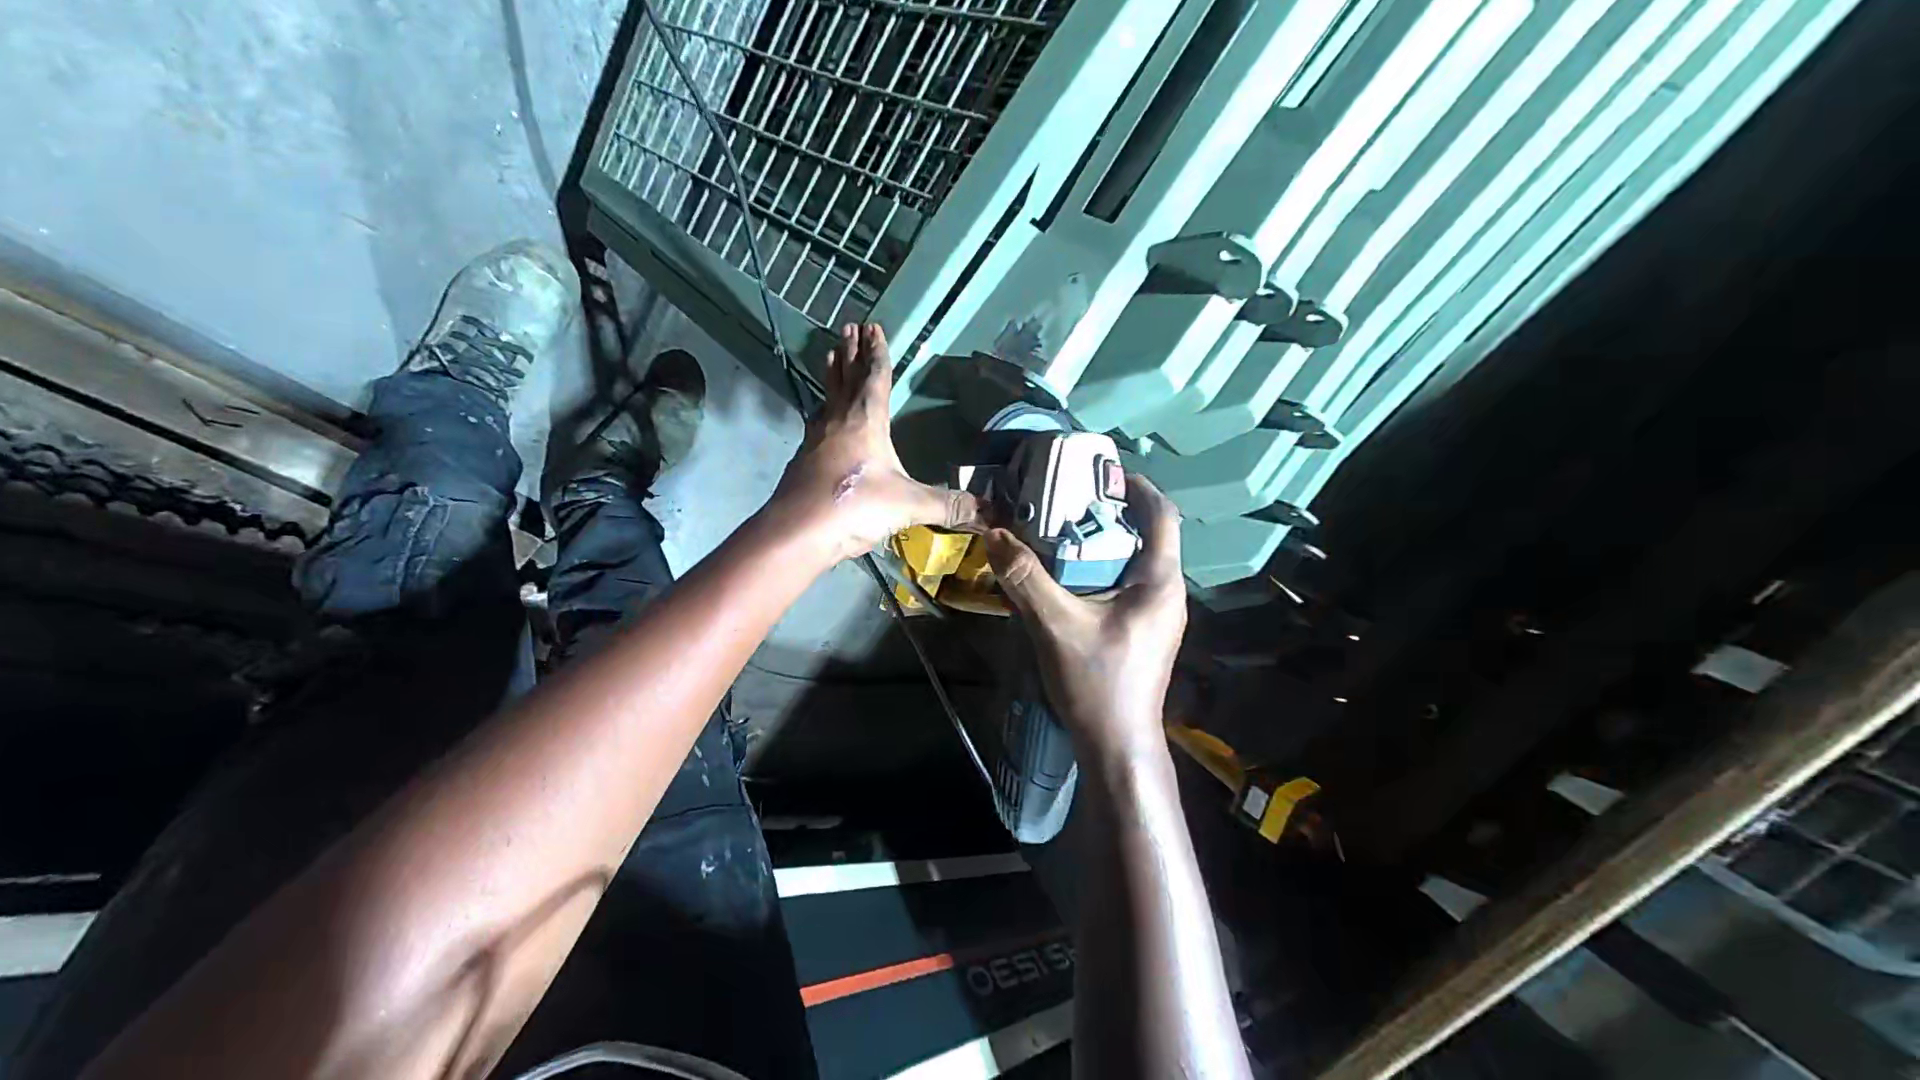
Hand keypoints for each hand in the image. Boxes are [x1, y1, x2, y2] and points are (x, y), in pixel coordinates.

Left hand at [772, 323, 979, 561]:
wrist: (798, 532)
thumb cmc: (856, 506)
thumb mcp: (910, 505)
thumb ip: (949, 505)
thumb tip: (990, 512)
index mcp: (866, 421)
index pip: (875, 377)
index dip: (877, 352)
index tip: (874, 327)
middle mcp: (838, 421)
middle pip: (847, 378)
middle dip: (852, 353)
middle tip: (849, 327)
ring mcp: (815, 440)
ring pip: (827, 397)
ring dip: (833, 376)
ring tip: (832, 356)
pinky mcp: (802, 461)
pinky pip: (816, 424)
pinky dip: (822, 411)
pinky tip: (821, 419)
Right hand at [985, 475, 1186, 762]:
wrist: (1117, 744)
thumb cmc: (1097, 683)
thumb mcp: (1055, 625)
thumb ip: (1025, 578)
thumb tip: (994, 534)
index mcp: (1160, 581)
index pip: (1162, 515)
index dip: (1137, 486)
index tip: (1102, 472)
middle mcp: (1167, 592)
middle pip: (1147, 535)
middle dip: (1110, 512)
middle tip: (1068, 499)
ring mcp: (1158, 615)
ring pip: (1135, 561)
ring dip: (1103, 542)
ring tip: (1061, 530)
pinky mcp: (1143, 631)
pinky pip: (1126, 584)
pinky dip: (1100, 569)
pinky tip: (1067, 575)